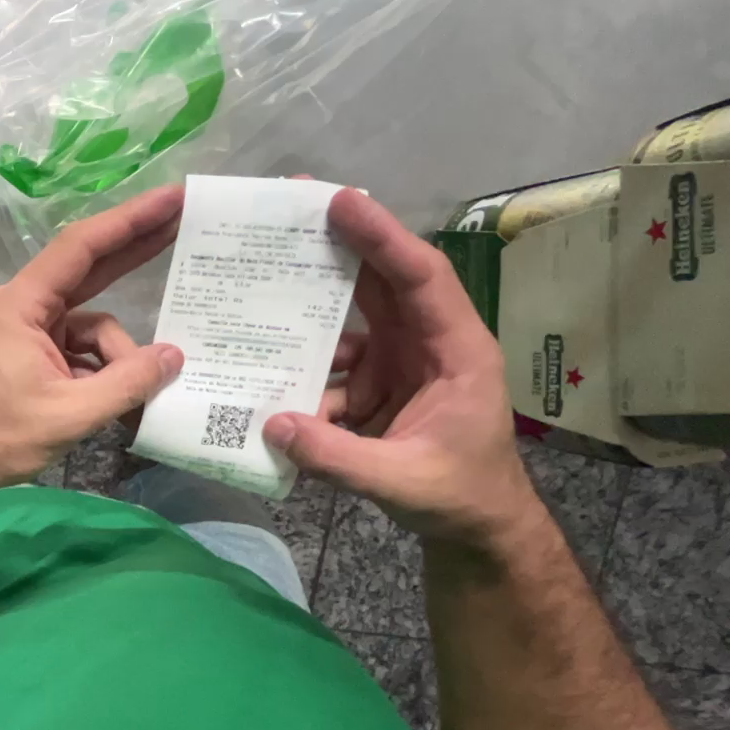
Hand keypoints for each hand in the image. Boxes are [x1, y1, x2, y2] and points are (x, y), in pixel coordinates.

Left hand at [0, 187, 187, 498]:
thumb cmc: (1, 439)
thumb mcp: (72, 414)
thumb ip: (128, 383)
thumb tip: (174, 356)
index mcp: (20, 307)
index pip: (80, 247)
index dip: (129, 219)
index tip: (172, 197)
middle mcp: (23, 307)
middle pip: (89, 268)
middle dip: (137, 249)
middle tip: (187, 220)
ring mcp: (29, 331)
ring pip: (93, 324)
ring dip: (119, 356)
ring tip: (141, 391)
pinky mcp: (34, 354)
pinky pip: (82, 350)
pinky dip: (102, 371)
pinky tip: (118, 399)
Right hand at [263, 189, 541, 548]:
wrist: (474, 527)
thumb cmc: (458, 497)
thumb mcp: (400, 481)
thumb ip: (335, 457)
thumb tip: (271, 424)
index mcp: (456, 351)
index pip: (420, 279)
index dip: (381, 238)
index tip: (338, 202)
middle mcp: (426, 345)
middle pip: (381, 281)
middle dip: (339, 245)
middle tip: (290, 211)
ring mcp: (396, 364)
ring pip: (346, 324)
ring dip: (305, 319)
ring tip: (255, 307)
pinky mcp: (371, 388)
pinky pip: (327, 370)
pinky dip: (299, 377)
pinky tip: (268, 390)